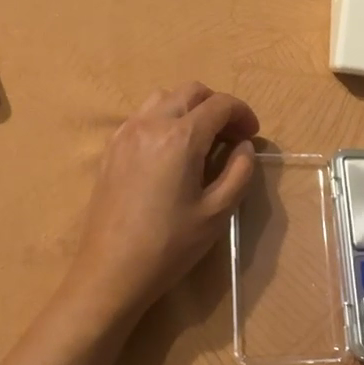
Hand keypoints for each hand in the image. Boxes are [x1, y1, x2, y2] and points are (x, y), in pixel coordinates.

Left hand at [69, 83, 259, 318]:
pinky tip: (170, 151)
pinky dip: (163, 119)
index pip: (219, 104)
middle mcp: (151, 124)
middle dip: (217, 106)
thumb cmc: (169, 246)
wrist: (111, 272)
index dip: (242, 113)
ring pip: (163, 98)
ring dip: (188, 108)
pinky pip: (141, 116)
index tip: (253, 134)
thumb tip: (244, 146)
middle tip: (231, 135)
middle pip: (191, 91)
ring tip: (201, 139)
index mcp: (181, 138)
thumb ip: (239, 172)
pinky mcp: (111, 149)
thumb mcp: (217, 213)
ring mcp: (126, 134)